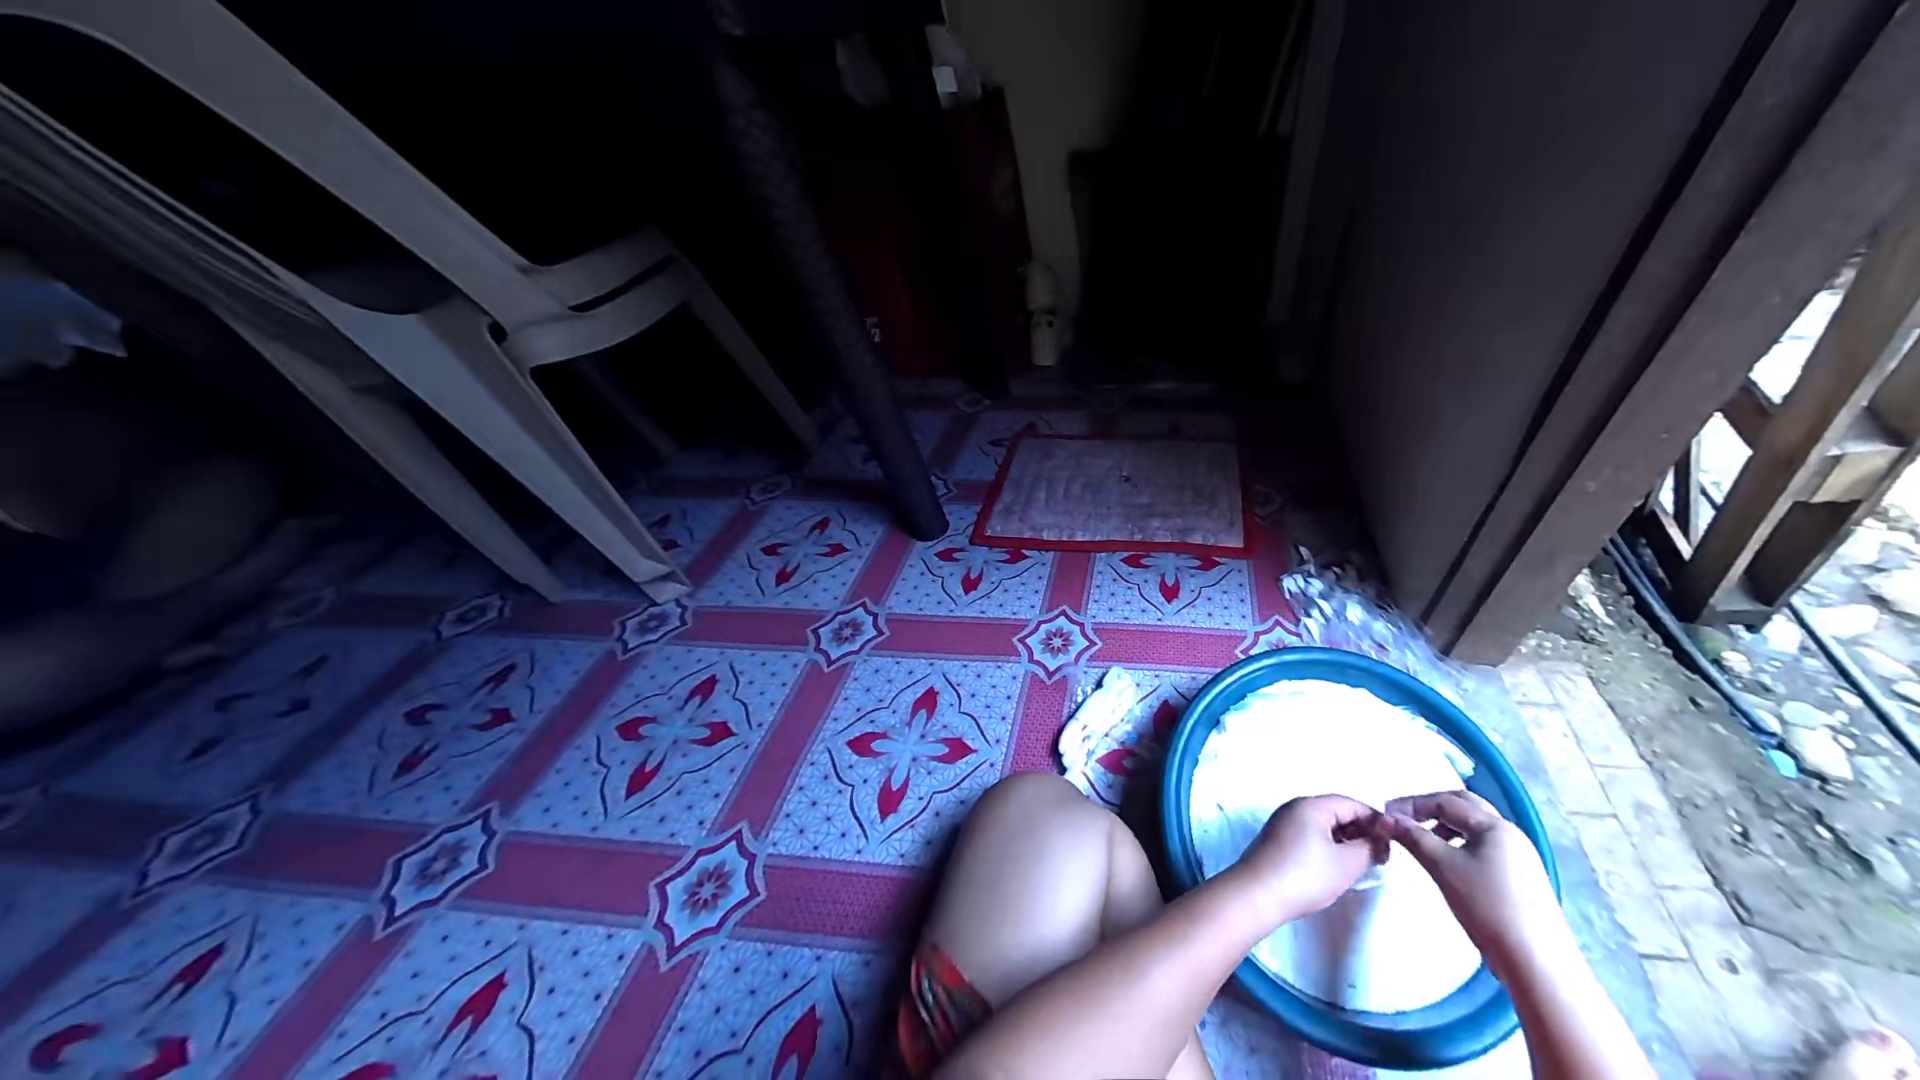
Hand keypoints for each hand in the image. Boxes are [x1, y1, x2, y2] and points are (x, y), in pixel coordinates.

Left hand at [1236, 794, 1381, 922]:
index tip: (1394, 843)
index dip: (1376, 821)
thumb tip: (1379, 838)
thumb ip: (1369, 846)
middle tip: (1381, 857)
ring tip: (1364, 864)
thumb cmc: (1305, 874)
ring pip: (1323, 826)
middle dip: (1361, 831)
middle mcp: (1294, 809)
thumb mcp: (1347, 862)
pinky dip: (1329, 847)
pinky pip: (1311, 837)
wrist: (1257, 894)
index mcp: (1310, 805)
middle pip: (1336, 812)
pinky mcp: (1278, 842)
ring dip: (1346, 841)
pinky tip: (1339, 867)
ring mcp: (1283, 825)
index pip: (1351, 804)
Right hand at [1372, 790, 1569, 974]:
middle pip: (1464, 807)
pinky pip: (1483, 847)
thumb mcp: (1442, 865)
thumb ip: (1412, 836)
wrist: (1535, 961)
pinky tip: (1447, 862)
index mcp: (1495, 826)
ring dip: (1443, 826)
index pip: (1445, 801)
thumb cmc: (1486, 905)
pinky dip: (1458, 843)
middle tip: (1404, 819)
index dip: (1410, 804)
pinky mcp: (1520, 877)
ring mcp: (1519, 856)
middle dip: (1430, 808)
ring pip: (1474, 828)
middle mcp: (1510, 834)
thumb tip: (1385, 818)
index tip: (1385, 816)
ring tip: (1422, 841)